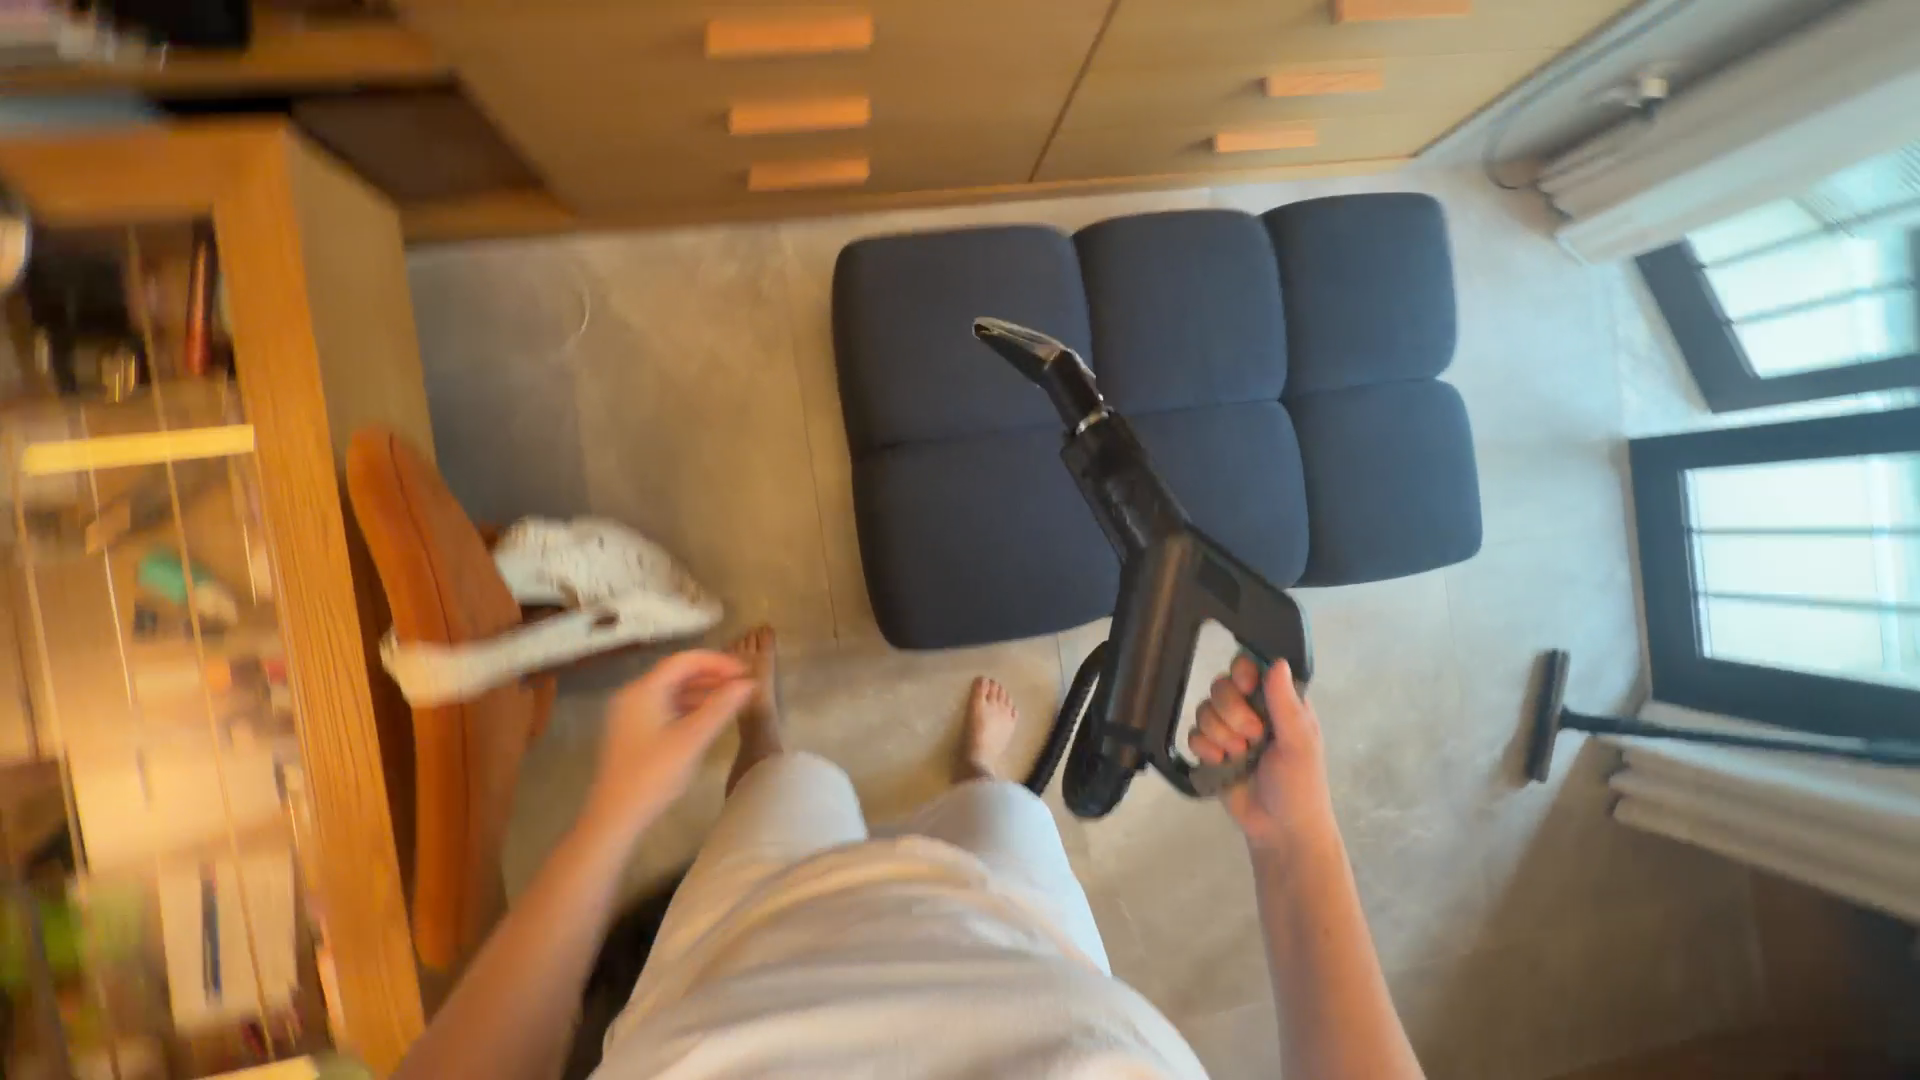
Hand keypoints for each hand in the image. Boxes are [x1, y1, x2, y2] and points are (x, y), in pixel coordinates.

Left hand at [581, 650, 753, 833]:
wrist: (616, 817)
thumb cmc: (654, 775)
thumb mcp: (692, 739)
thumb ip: (721, 707)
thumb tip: (748, 683)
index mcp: (644, 690)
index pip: (685, 660)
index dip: (718, 662)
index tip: (745, 672)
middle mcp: (634, 694)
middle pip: (677, 672)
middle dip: (712, 675)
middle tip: (742, 685)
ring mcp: (631, 713)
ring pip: (672, 690)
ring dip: (702, 691)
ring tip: (732, 700)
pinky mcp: (633, 731)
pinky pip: (665, 706)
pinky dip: (689, 706)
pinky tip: (708, 718)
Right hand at [1188, 657, 1335, 856]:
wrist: (1279, 831)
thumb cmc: (1300, 786)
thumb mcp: (1300, 744)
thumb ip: (1286, 704)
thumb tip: (1277, 662)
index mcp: (1277, 703)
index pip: (1250, 667)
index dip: (1242, 672)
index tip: (1245, 686)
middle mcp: (1251, 711)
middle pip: (1221, 686)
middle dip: (1232, 712)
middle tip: (1253, 737)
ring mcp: (1228, 731)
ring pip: (1204, 709)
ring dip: (1220, 734)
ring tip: (1239, 755)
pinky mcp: (1210, 751)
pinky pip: (1193, 734)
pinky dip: (1204, 748)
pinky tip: (1221, 762)